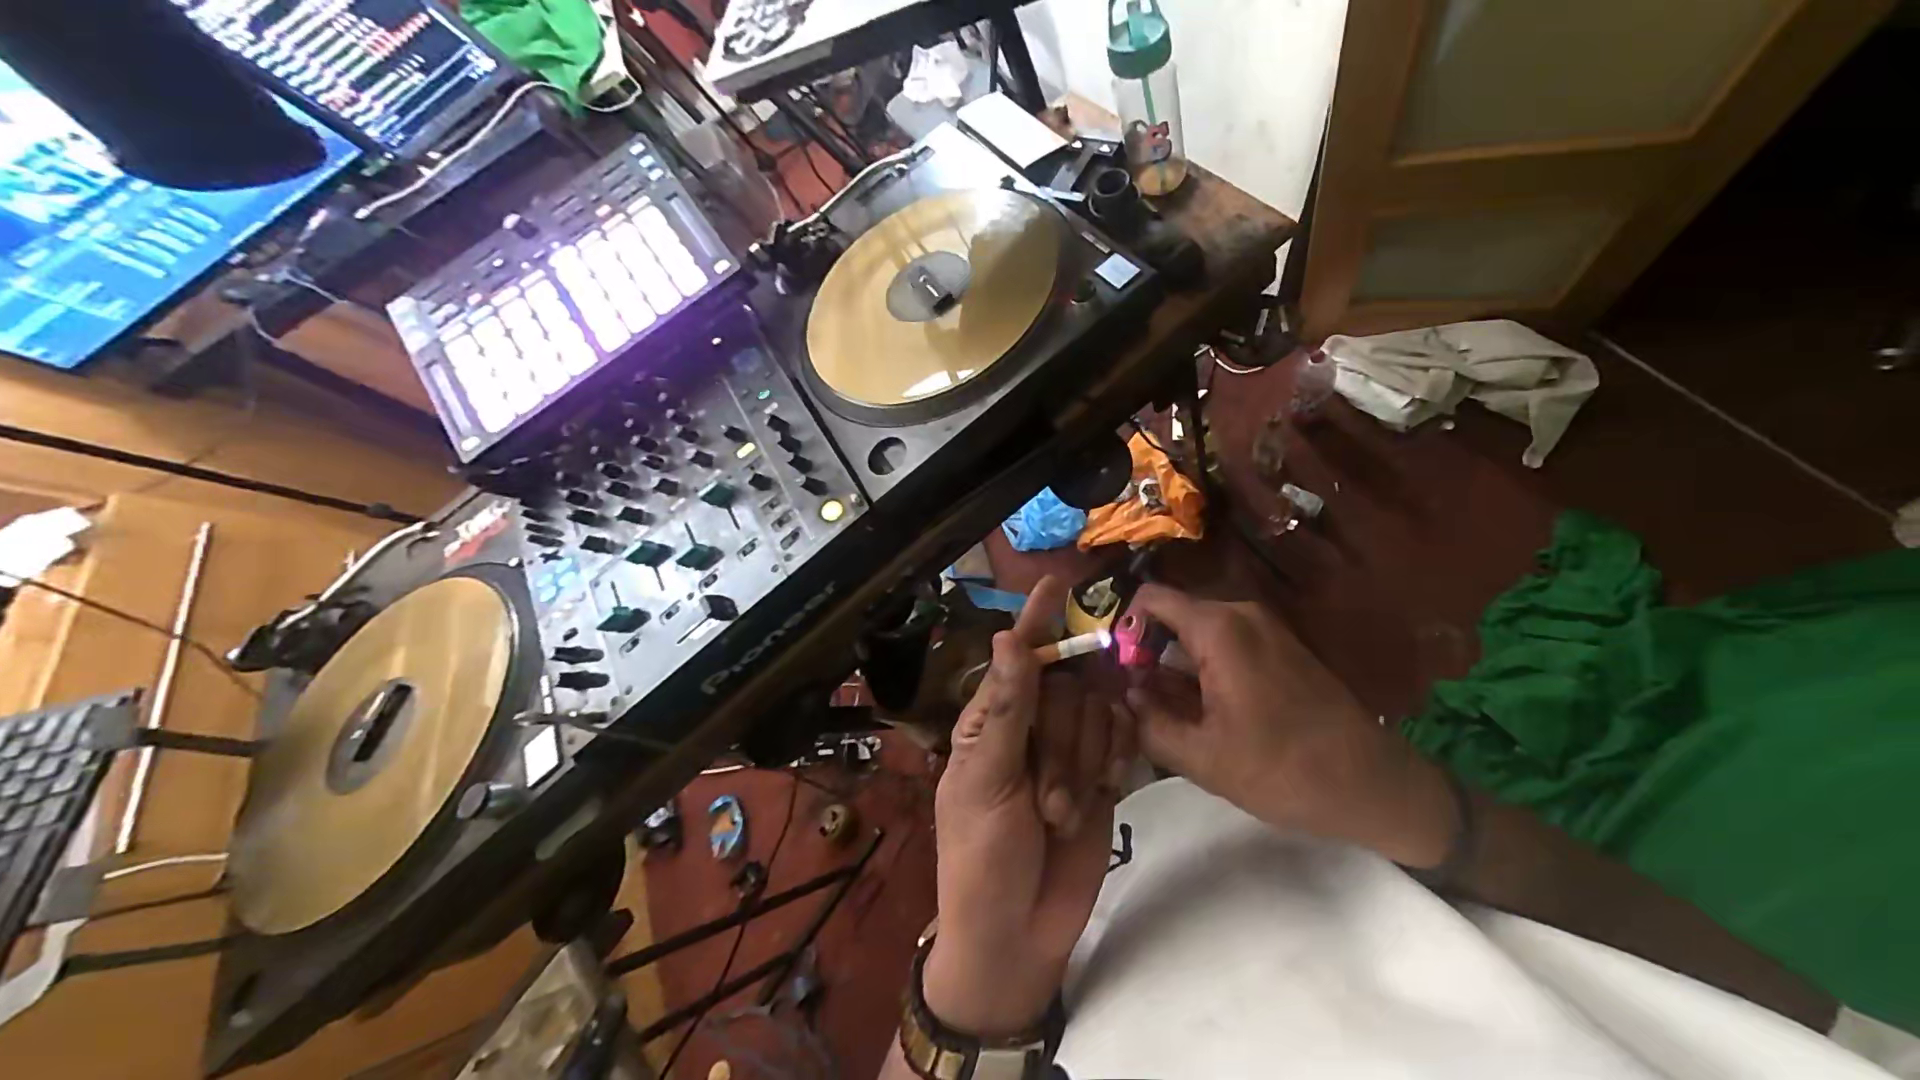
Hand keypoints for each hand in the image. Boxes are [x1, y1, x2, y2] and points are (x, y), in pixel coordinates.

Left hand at [925, 575, 1134, 1037]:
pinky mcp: (1101, 778)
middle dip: (1065, 742)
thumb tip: (1007, 637)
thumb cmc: (982, 855)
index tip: (1054, 583)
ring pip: (1096, 716)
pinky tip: (1106, 791)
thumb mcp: (986, 779)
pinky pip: (1120, 744)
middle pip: (1068, 688)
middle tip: (1048, 802)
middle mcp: (1031, 726)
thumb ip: (1007, 707)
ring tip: (1062, 816)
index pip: (1018, 659)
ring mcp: (1068, 752)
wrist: (1018, 933)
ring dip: (1084, 766)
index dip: (1036, 622)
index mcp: (991, 721)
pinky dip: (1113, 764)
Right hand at [1122, 584, 1455, 867]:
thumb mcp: (1200, 757)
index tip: (1109, 667)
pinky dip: (1199, 669)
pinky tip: (1194, 711)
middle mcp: (1240, 614)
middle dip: (1144, 651)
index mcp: (1219, 628)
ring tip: (1155, 710)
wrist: (1375, 785)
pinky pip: (1222, 644)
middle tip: (1128, 696)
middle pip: (1170, 616)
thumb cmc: (1283, 770)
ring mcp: (1264, 629)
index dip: (1121, 627)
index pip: (1149, 598)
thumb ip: (1148, 721)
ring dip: (1171, 665)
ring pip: (1195, 632)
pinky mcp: (1278, 648)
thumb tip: (1123, 695)